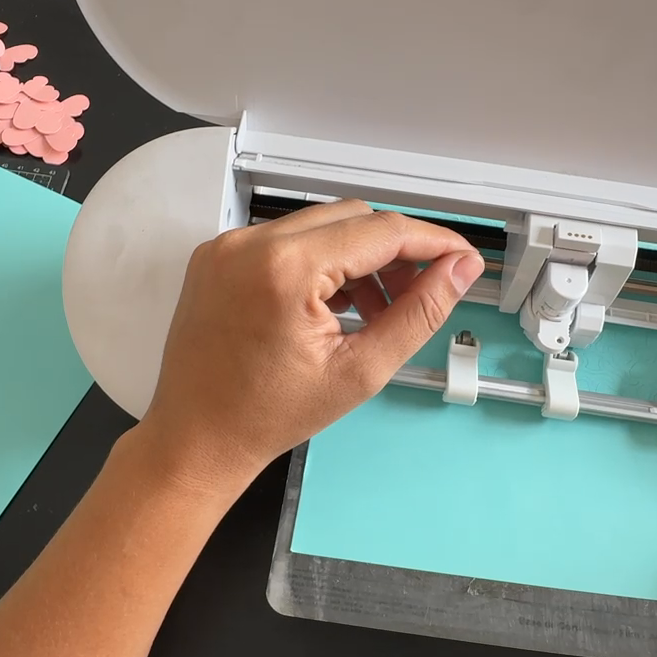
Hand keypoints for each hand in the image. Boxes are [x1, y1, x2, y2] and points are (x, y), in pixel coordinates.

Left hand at [137, 199, 483, 491]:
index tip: (460, 258)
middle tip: (420, 290)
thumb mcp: (361, 371)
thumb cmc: (267, 416)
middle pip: (352, 218)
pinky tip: (334, 303)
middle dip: (395, 250)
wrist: (196, 439)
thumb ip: (418, 314)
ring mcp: (227, 246)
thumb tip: (457, 271)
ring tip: (374, 308)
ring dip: (358, 256)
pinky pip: (285, 240)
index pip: (381, 231)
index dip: (432, 241)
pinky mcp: (217, 256)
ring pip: (320, 225)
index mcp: (285, 269)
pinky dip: (320, 261)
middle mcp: (250, 243)